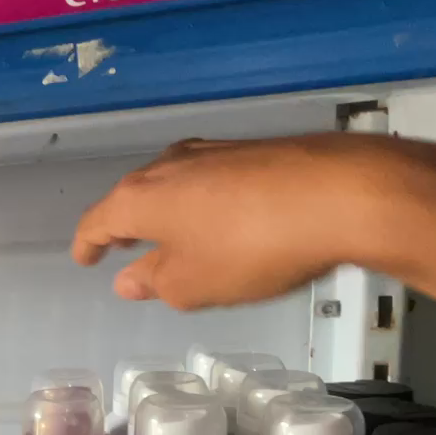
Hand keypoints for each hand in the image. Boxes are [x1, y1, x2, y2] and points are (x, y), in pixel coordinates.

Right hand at [70, 134, 435, 308]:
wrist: (350, 194)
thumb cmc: (252, 248)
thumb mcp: (192, 285)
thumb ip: (153, 283)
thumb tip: (129, 279)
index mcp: (139, 198)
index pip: (96, 223)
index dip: (87, 245)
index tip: (85, 260)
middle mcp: (168, 165)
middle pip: (132, 197)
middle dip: (126, 224)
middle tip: (126, 247)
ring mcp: (214, 150)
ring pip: (173, 185)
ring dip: (166, 212)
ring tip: (173, 236)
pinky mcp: (256, 149)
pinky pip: (211, 179)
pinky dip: (203, 202)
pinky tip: (223, 220)